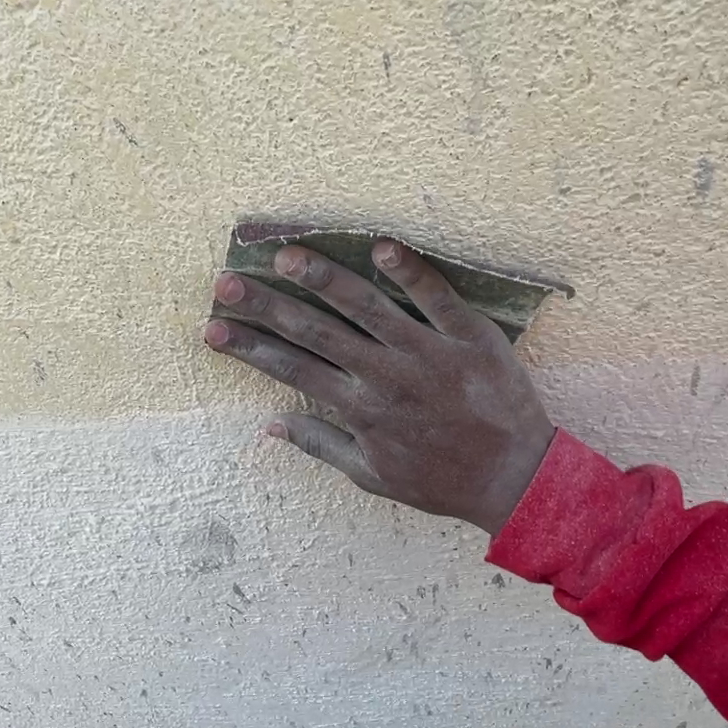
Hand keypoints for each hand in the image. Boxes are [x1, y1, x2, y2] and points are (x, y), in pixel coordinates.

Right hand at [203, 239, 554, 534]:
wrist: (515, 479)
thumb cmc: (440, 481)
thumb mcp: (372, 476)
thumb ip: (321, 446)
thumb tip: (270, 426)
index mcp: (359, 410)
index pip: (290, 369)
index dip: (248, 348)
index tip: (213, 328)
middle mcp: (384, 377)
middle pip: (315, 331)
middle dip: (265, 305)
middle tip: (227, 281)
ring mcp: (426, 353)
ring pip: (365, 307)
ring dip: (323, 278)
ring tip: (287, 254)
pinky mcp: (469, 337)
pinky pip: (436, 298)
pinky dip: (410, 271)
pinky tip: (381, 245)